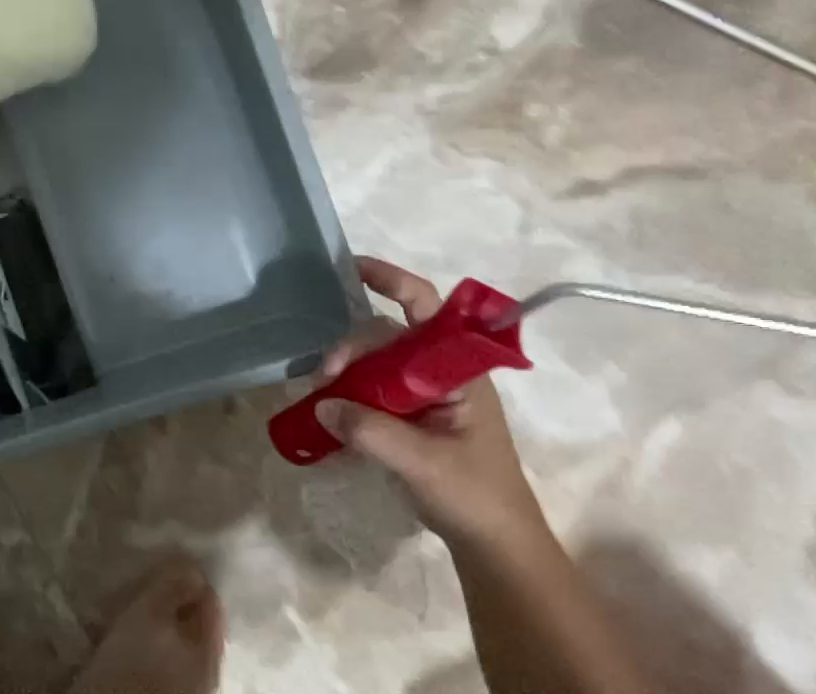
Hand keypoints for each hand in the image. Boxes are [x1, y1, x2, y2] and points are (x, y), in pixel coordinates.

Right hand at [315, 257, 548, 549]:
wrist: (496, 547)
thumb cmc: (475, 497)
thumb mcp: (422, 463)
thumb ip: (370, 430)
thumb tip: (321, 404)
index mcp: (457, 372)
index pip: (427, 309)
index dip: (392, 281)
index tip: (351, 269)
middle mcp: (438, 375)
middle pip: (386, 336)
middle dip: (351, 346)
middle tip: (324, 378)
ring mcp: (422, 397)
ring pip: (374, 363)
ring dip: (344, 372)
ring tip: (319, 395)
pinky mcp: (407, 419)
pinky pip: (368, 391)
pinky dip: (344, 395)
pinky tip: (324, 410)